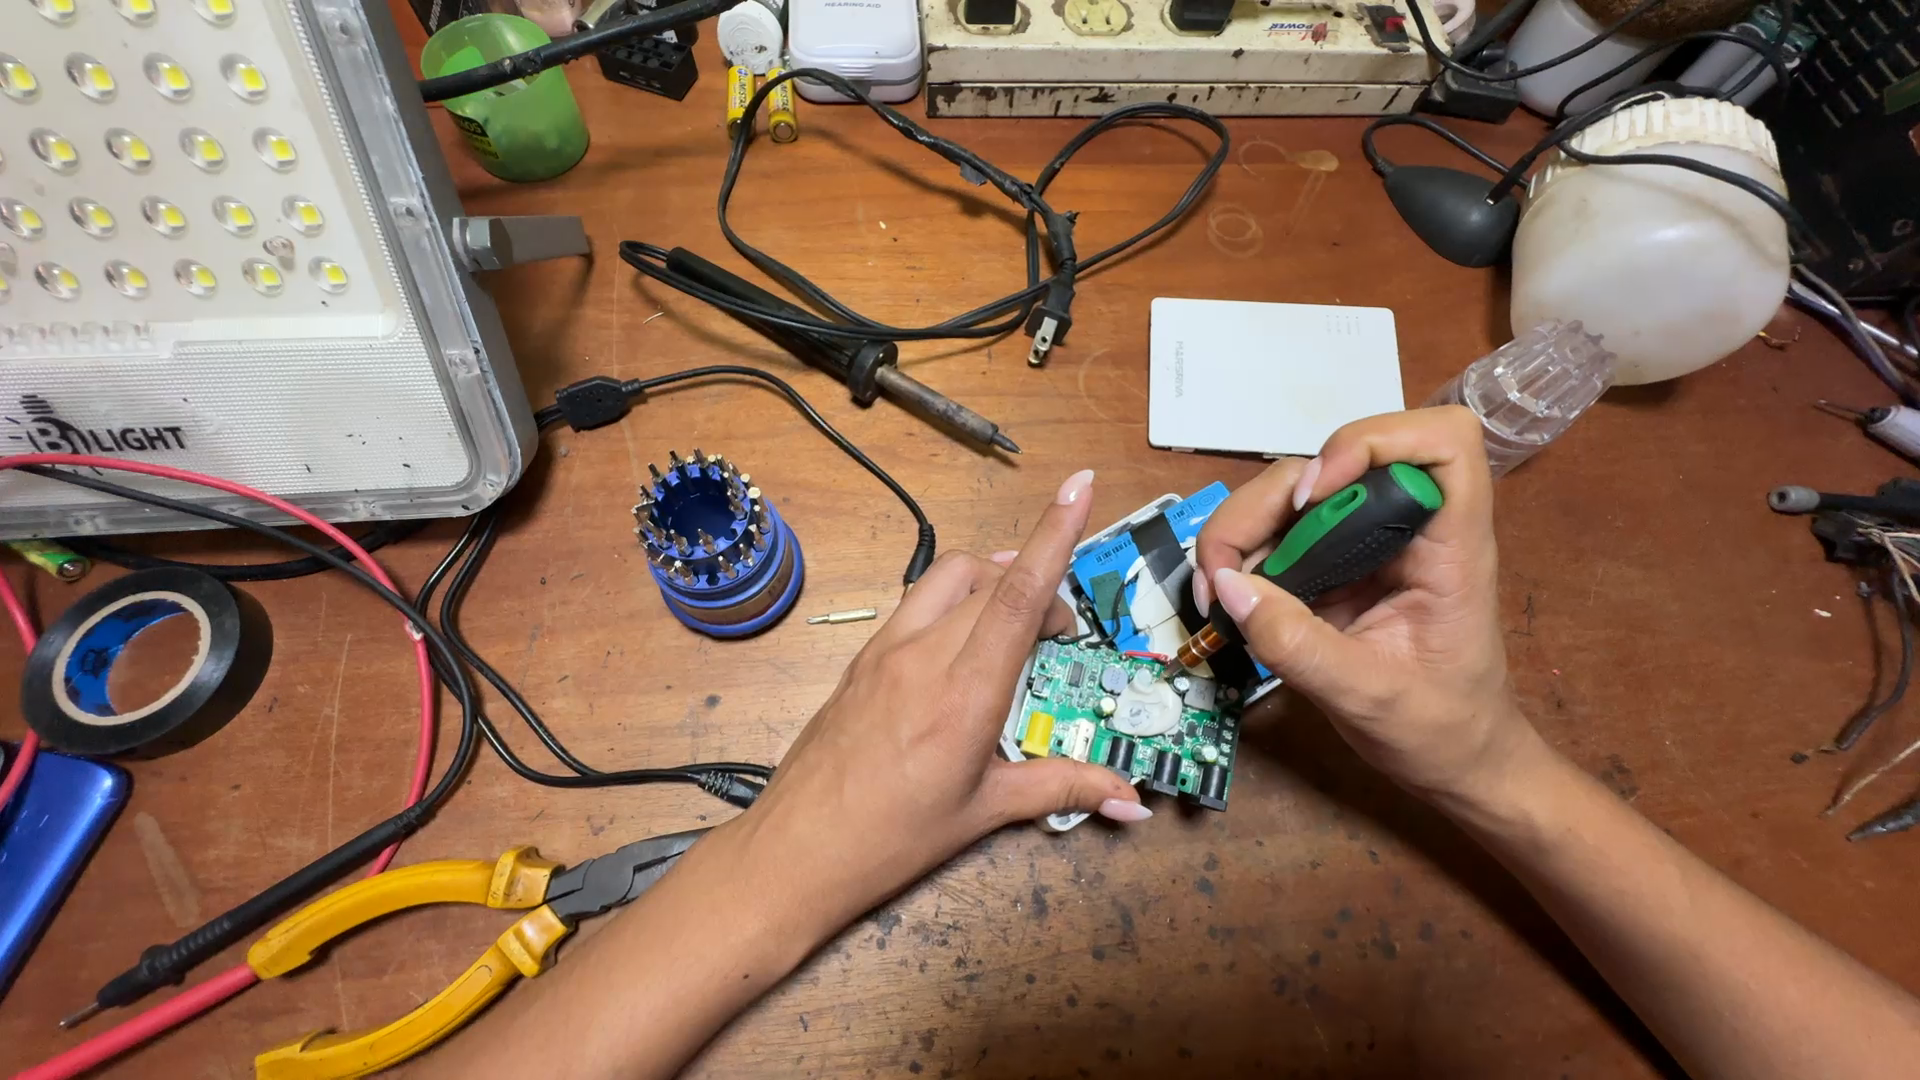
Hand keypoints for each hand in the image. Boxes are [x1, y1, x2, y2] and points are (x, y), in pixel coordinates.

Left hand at [727, 469, 1146, 939]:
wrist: (795, 849)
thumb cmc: (895, 839)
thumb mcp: (986, 812)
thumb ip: (1064, 789)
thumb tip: (1135, 803)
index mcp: (965, 694)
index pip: (1018, 595)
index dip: (1054, 534)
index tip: (1079, 484)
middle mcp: (925, 654)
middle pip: (992, 580)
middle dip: (1038, 584)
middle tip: (1057, 633)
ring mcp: (887, 649)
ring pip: (950, 577)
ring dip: (992, 577)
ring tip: (1015, 614)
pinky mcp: (863, 655)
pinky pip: (918, 602)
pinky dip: (954, 598)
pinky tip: (962, 640)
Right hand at [1194, 407, 1541, 805]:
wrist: (1451, 760)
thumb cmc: (1439, 729)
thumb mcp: (1369, 697)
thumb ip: (1300, 646)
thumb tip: (1230, 588)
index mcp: (1446, 545)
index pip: (1439, 442)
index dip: (1372, 444)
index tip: (1313, 500)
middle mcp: (1400, 528)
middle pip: (1325, 464)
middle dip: (1261, 507)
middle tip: (1222, 571)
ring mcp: (1357, 542)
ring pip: (1286, 494)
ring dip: (1236, 533)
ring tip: (1214, 592)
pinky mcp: (1325, 563)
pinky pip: (1270, 534)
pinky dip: (1235, 557)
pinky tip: (1223, 597)